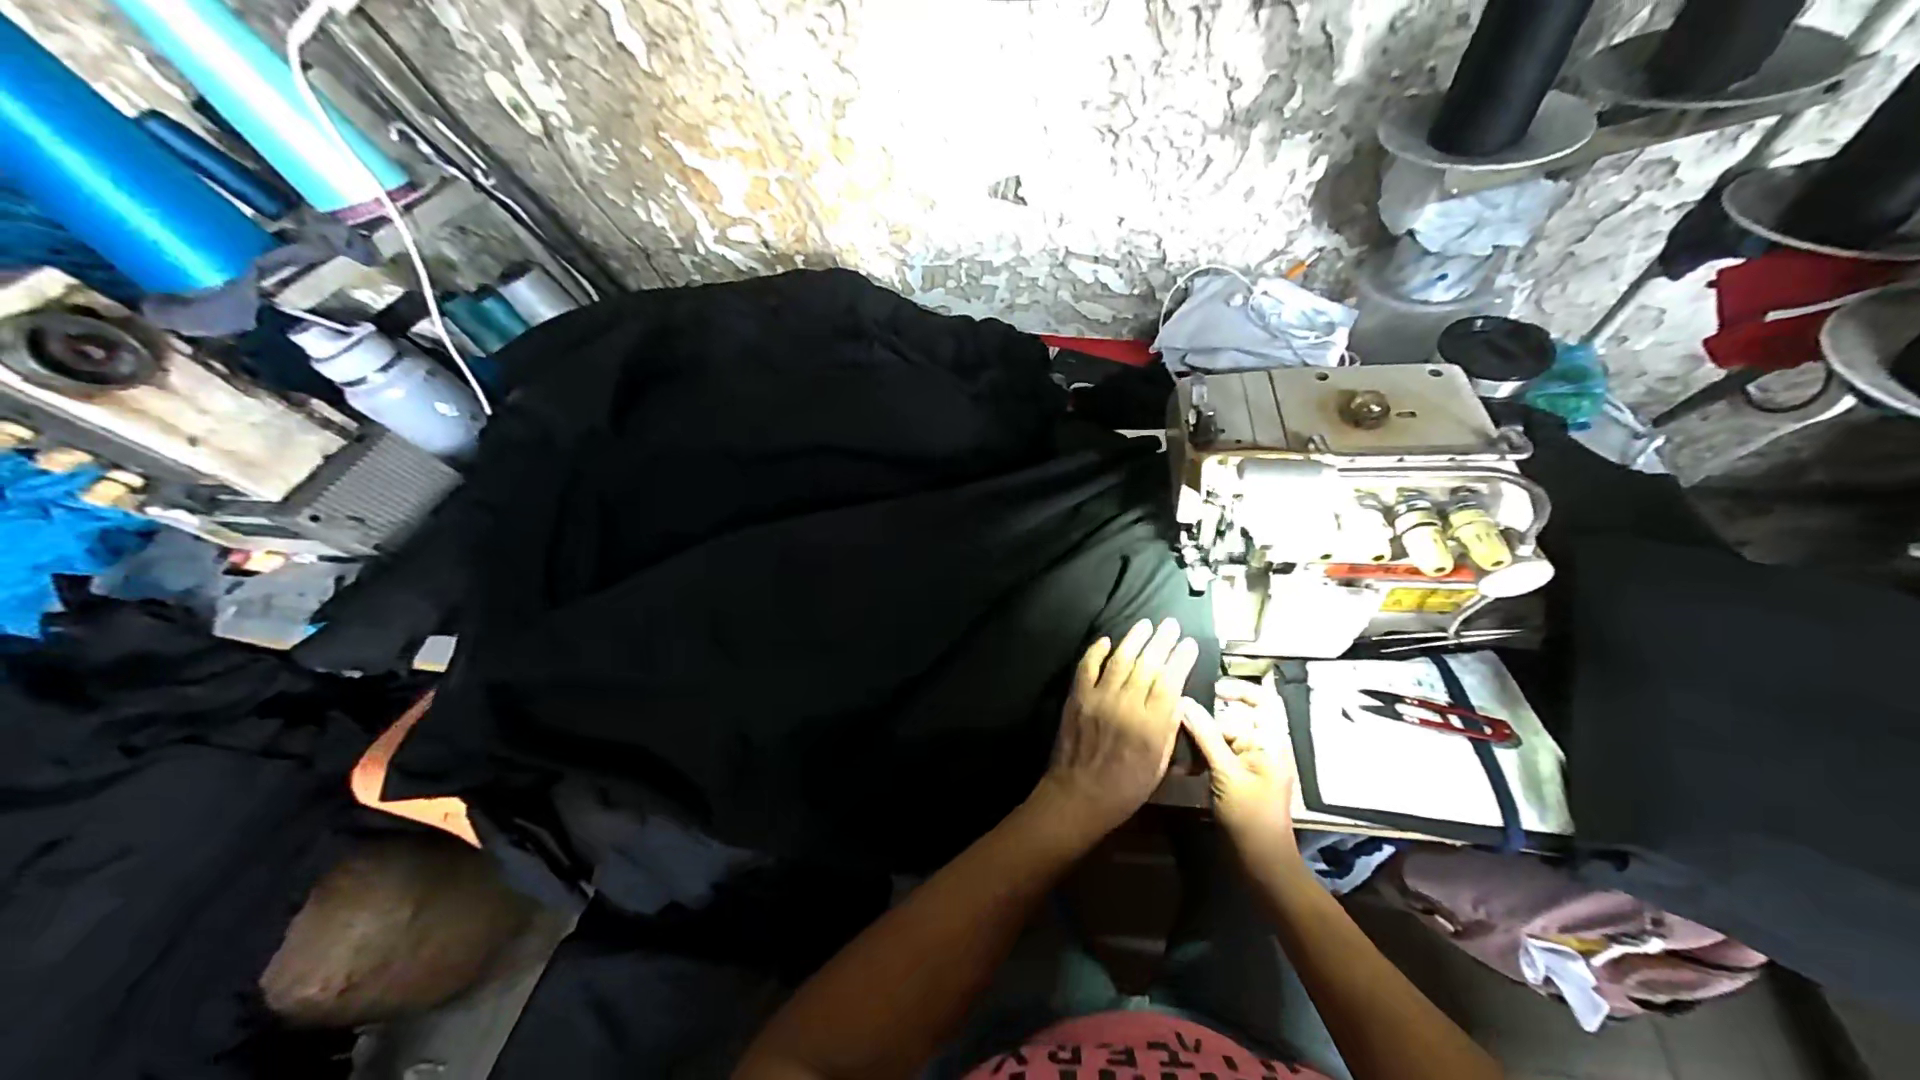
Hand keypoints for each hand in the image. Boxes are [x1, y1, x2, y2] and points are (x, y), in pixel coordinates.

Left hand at [1034, 619, 1200, 836]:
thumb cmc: (1125, 789)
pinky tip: (1107, 640)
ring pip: (1120, 660)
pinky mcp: (1077, 698)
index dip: (1181, 659)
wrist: (1078, 796)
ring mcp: (1099, 699)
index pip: (1170, 682)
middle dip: (1162, 642)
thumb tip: (1178, 699)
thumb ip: (1168, 730)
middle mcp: (1127, 706)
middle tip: (1171, 625)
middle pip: (1148, 665)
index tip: (1189, 644)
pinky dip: (1096, 651)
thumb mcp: (1158, 765)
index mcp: (1151, 726)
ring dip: (1134, 639)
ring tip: (1146, 625)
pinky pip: (1087, 667)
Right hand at [1181, 677, 1299, 858]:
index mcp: (1270, 741)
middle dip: (1206, 719)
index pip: (1263, 700)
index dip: (1240, 689)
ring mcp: (1250, 762)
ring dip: (1198, 739)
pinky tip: (1181, 766)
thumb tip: (1184, 703)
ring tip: (1177, 748)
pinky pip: (1216, 754)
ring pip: (1221, 736)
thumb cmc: (1249, 817)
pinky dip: (1200, 756)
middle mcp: (1263, 747)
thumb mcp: (1225, 773)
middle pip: (1234, 717)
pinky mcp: (1236, 776)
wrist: (1260, 862)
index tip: (1212, 689)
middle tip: (1179, 722)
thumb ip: (1205, 735)